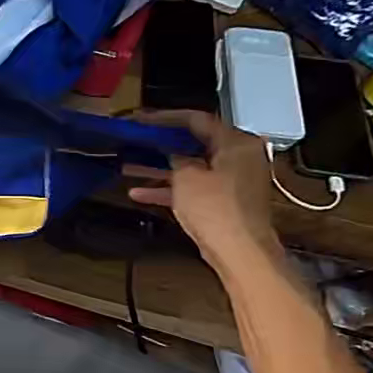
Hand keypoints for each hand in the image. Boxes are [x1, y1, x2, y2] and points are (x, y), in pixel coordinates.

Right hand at [125, 110, 282, 274]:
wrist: (241, 254)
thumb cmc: (217, 209)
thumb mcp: (186, 177)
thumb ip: (177, 159)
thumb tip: (175, 156)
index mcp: (237, 142)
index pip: (197, 119)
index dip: (165, 118)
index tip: (143, 119)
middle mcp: (241, 158)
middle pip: (196, 144)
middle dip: (162, 145)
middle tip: (139, 140)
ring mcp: (235, 183)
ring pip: (193, 169)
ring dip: (162, 170)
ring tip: (131, 166)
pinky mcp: (227, 205)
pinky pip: (196, 190)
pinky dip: (173, 191)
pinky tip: (141, 194)